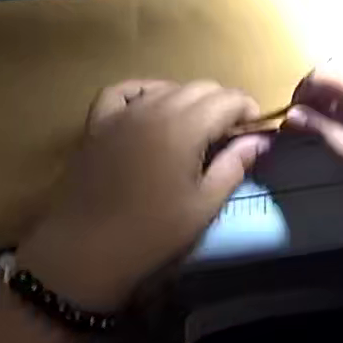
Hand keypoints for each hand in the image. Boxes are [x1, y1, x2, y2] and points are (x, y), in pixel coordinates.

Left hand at [18, 80, 269, 310]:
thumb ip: (235, 165)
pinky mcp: (97, 124)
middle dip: (224, 106)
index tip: (254, 135)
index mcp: (185, 127)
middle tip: (229, 138)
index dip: (250, 111)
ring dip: (190, 101)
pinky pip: (125, 91)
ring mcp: (123, 114)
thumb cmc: (151, 234)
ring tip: (195, 130)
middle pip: (202, 87)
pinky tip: (153, 109)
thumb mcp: (204, 205)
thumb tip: (260, 140)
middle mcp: (155, 108)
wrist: (82, 255)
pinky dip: (146, 93)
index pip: (230, 99)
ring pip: (168, 87)